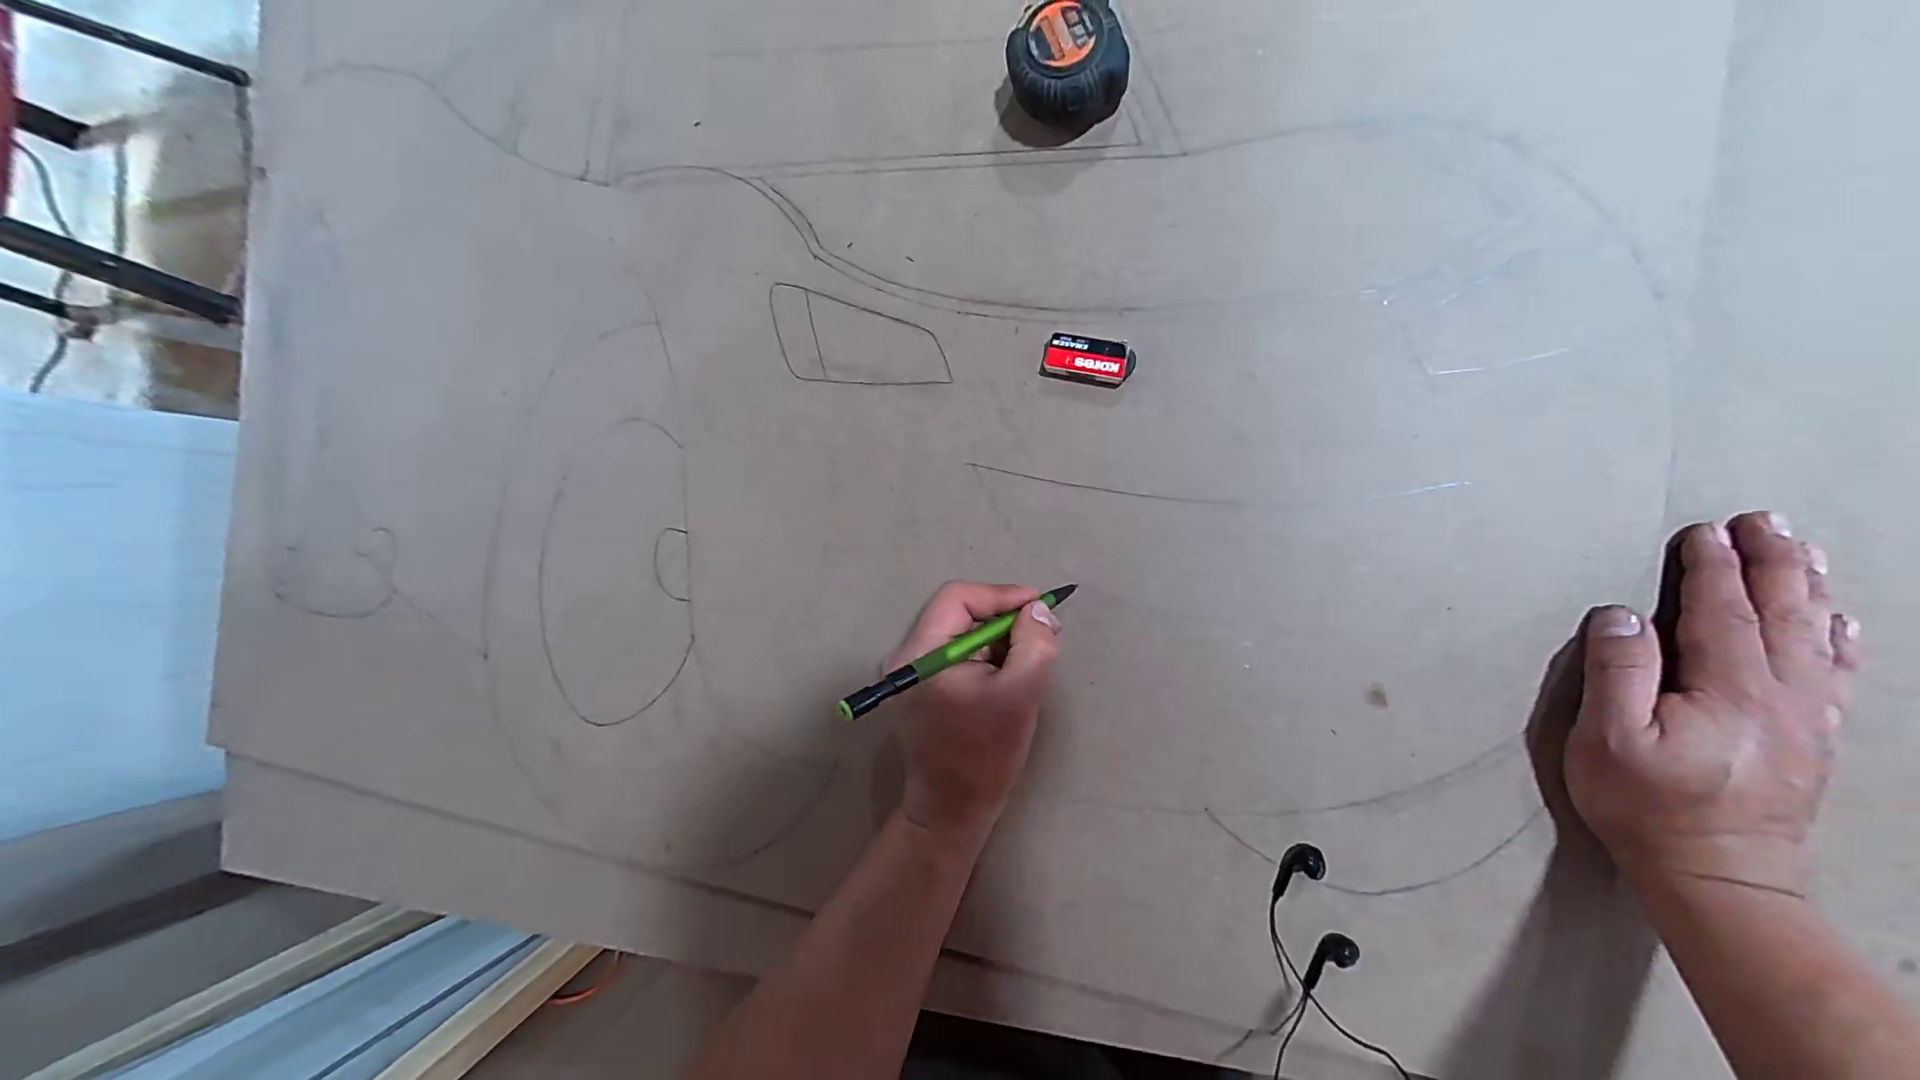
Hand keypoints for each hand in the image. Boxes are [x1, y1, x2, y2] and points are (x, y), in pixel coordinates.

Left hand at [884, 582, 1062, 847]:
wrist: (952, 809)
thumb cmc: (984, 754)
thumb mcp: (1020, 693)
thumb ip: (1035, 644)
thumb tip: (1037, 609)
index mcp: (919, 654)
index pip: (958, 598)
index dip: (1001, 596)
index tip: (1039, 606)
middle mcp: (905, 656)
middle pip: (958, 613)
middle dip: (1002, 619)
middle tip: (1039, 633)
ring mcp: (909, 673)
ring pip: (960, 633)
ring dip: (997, 640)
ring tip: (1024, 662)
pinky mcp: (920, 687)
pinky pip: (957, 654)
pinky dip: (986, 656)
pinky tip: (1006, 677)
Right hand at [1565, 512, 1858, 895]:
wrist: (1719, 876)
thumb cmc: (1646, 803)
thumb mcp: (1608, 738)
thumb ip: (1618, 672)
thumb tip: (1621, 616)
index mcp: (1730, 690)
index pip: (1721, 613)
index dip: (1711, 569)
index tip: (1704, 532)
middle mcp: (1783, 696)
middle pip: (1781, 615)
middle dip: (1771, 564)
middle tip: (1765, 520)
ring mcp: (1807, 719)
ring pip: (1818, 638)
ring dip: (1809, 590)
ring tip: (1803, 553)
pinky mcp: (1812, 739)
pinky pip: (1838, 674)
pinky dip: (1841, 639)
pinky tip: (1841, 622)